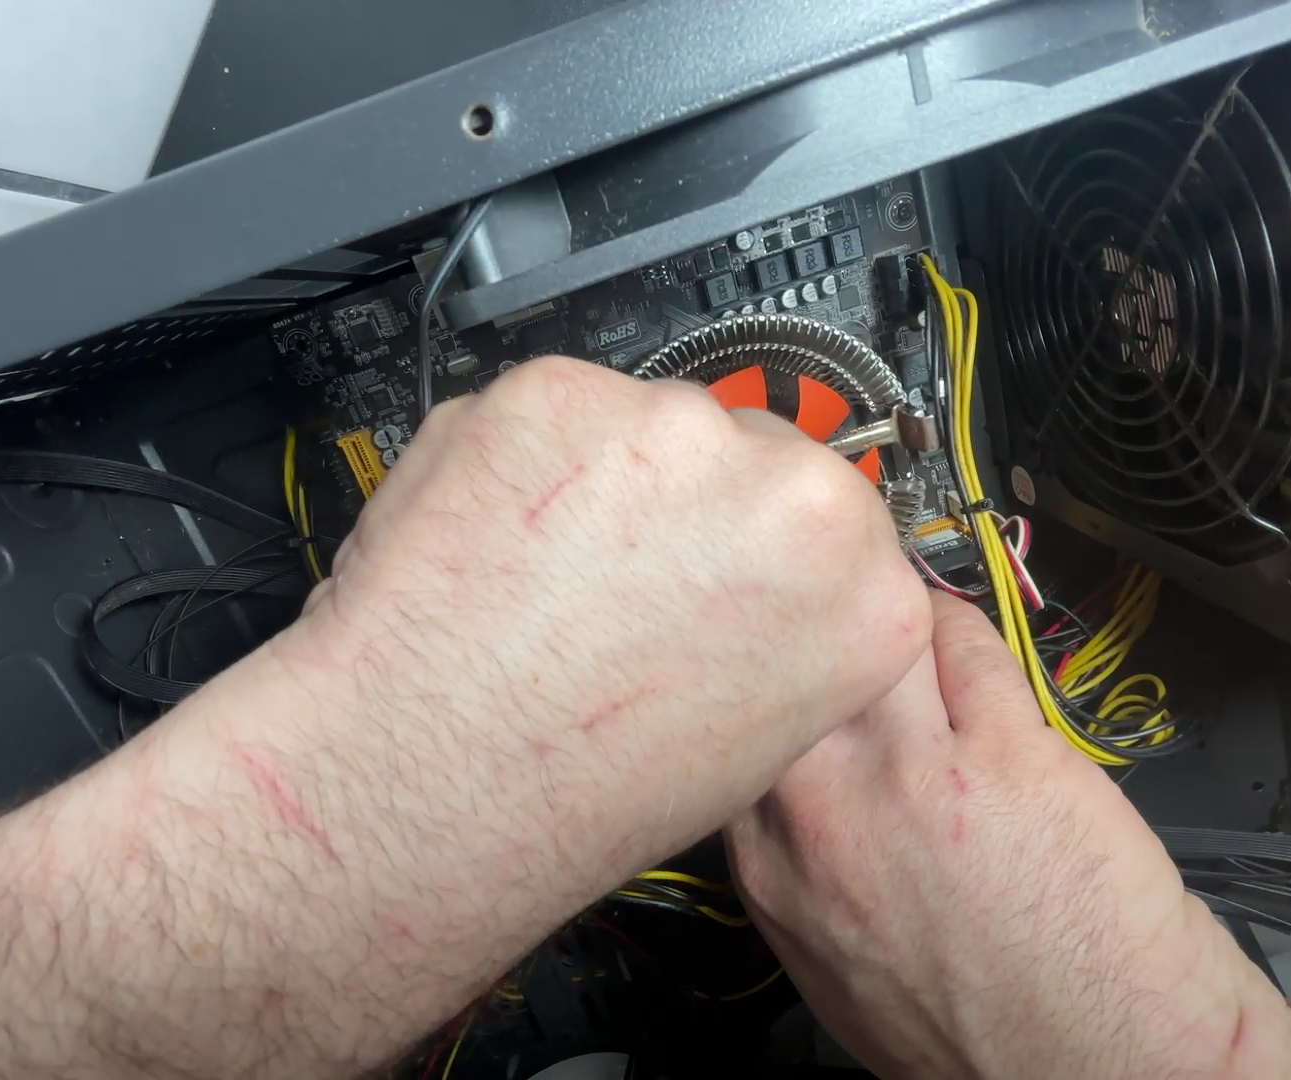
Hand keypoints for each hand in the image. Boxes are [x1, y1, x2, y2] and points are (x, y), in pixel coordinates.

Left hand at [228, 355, 929, 1060]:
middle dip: (690, 497)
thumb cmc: (581, 784)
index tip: (716, 550)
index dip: (755, 535)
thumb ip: (784, 618)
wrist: (427, 788)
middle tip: (625, 564)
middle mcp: (793, 497)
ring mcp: (675, 433)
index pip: (830, 514)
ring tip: (552, 568)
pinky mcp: (563, 396)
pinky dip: (532, 457)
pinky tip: (504, 537)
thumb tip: (759, 558)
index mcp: (864, 594)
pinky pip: (562, 412)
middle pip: (746, 449)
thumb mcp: (752, 725)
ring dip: (609, 476)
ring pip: (651, 424)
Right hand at [726, 593, 1290, 1079]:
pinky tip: (961, 640)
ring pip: (871, 631)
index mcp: (772, 859)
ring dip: (886, 611)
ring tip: (901, 617)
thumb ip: (784, 854)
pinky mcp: (1006, 756)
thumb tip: (778, 776)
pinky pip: (962, 642)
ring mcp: (912, 773)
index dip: (771, 674)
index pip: (742, 718)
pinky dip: (958, 628)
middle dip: (807, 624)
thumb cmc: (966, 1029)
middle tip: (828, 601)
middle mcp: (825, 805)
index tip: (788, 655)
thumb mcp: (822, 955)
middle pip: (792, 660)